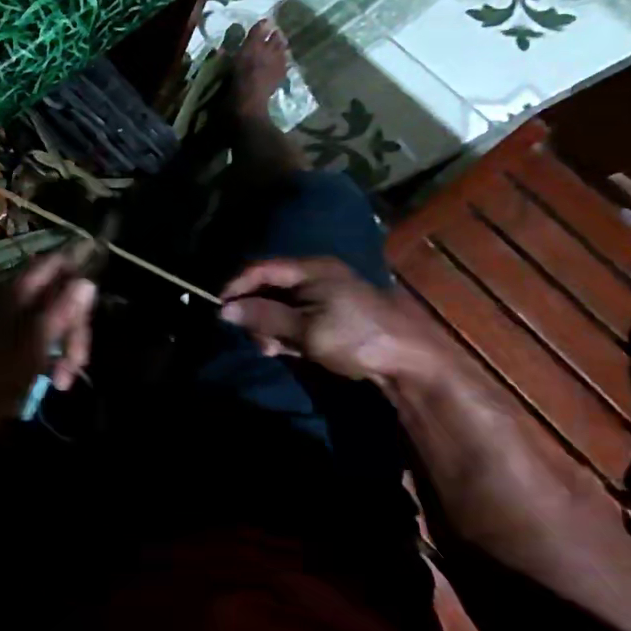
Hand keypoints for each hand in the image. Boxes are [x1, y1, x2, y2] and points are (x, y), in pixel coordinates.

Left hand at [0, 251, 96, 404]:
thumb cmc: (4, 370)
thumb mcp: (39, 340)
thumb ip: (64, 309)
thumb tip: (88, 282)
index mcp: (21, 289)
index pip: (57, 263)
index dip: (79, 276)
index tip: (92, 302)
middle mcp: (21, 297)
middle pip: (64, 297)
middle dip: (76, 330)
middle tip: (78, 361)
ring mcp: (21, 318)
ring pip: (60, 321)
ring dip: (69, 350)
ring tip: (65, 379)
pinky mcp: (23, 339)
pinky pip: (51, 339)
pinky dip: (58, 357)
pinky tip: (58, 379)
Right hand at [219, 256, 447, 385]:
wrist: (410, 361)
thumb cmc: (355, 337)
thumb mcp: (304, 329)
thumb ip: (264, 317)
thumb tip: (225, 310)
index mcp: (311, 269)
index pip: (261, 268)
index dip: (237, 286)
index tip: (219, 309)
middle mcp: (317, 275)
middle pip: (270, 287)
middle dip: (255, 313)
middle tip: (255, 340)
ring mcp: (327, 295)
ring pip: (282, 305)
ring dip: (270, 327)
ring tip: (272, 349)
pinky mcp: (334, 314)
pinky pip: (298, 317)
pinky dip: (287, 332)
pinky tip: (287, 349)